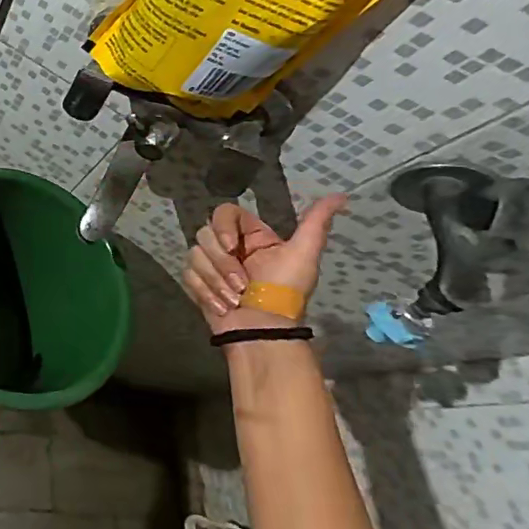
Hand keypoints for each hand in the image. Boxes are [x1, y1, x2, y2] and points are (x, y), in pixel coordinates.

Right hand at [182, 195, 345, 335]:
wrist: (264, 332)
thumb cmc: (285, 292)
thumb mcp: (304, 255)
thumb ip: (316, 222)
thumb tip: (341, 196)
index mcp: (251, 235)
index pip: (224, 212)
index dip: (222, 226)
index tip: (231, 246)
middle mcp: (228, 246)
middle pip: (205, 234)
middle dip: (221, 263)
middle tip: (241, 284)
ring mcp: (211, 265)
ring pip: (195, 255)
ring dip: (215, 281)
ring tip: (235, 299)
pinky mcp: (198, 283)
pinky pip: (188, 275)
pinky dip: (205, 292)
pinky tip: (223, 306)